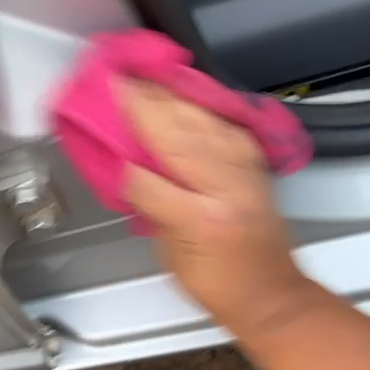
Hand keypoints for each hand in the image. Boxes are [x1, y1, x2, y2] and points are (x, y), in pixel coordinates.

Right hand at [118, 81, 327, 342]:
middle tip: (113, 79)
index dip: (119, 152)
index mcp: (199, 218)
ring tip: (141, 77)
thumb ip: (150, 207)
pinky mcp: (254, 160)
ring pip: (199, 119)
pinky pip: (221, 121)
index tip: (98, 123)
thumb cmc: (218, 283)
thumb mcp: (169, 253)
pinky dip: (198, 104)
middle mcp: (225, 186)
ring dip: (168, 95)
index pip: (145, 178)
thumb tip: (127, 170)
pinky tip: (182, 92)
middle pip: (175, 133)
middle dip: (142, 104)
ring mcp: (244, 169)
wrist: (271, 292)